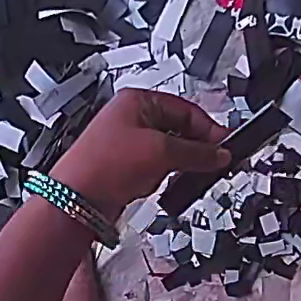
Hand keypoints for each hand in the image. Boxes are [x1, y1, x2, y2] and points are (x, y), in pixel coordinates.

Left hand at [51, 90, 230, 212]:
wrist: (75, 200)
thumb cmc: (102, 165)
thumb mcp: (161, 152)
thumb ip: (197, 152)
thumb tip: (220, 154)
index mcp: (137, 100)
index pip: (187, 109)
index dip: (209, 129)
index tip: (225, 147)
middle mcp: (130, 118)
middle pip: (179, 130)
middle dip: (192, 150)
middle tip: (209, 164)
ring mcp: (127, 144)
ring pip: (168, 152)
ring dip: (174, 166)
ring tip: (172, 176)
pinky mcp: (124, 167)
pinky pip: (154, 169)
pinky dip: (160, 177)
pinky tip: (154, 185)